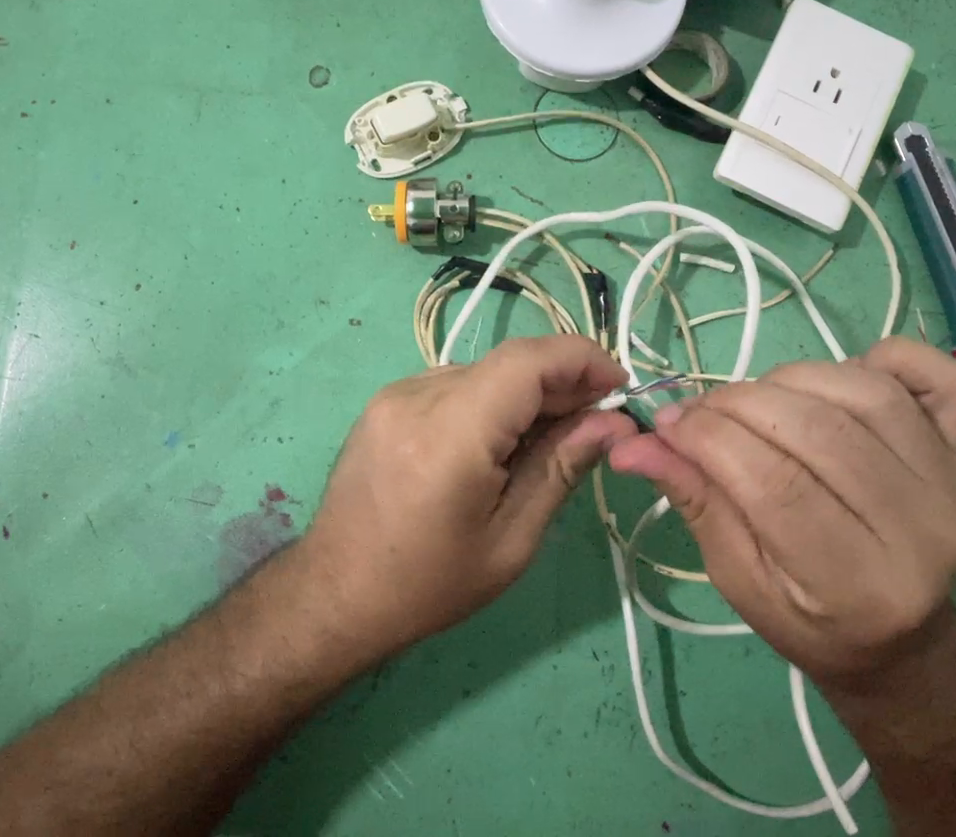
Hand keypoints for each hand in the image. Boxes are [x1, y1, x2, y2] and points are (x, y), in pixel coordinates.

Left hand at [297, 336, 635, 655]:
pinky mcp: (384, 402)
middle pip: (509, 363)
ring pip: (484, 371)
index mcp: (450, 433)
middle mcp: (418, 397)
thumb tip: (614, 422)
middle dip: (562, 383)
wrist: (335, 595)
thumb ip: (562, 468)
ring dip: (526, 394)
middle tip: (596, 426)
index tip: (620, 390)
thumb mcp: (512, 539)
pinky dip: (490, 401)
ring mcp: (395, 394)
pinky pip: (455, 384)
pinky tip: (498, 444)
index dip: (583, 361)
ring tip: (545, 444)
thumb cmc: (429, 584)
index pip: (528, 360)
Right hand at [607, 338, 955, 684]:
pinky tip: (841, 373)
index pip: (775, 485)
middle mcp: (920, 529)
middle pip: (819, 431)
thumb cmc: (809, 621)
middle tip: (699, 412)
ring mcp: (952, 482)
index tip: (666, 425)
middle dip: (738, 404)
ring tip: (754, 401)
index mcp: (857, 585)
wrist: (900, 638)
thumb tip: (630, 445)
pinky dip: (886, 356)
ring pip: (865, 392)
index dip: (710, 439)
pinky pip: (937, 374)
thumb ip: (694, 503)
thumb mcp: (737, 580)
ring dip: (790, 379)